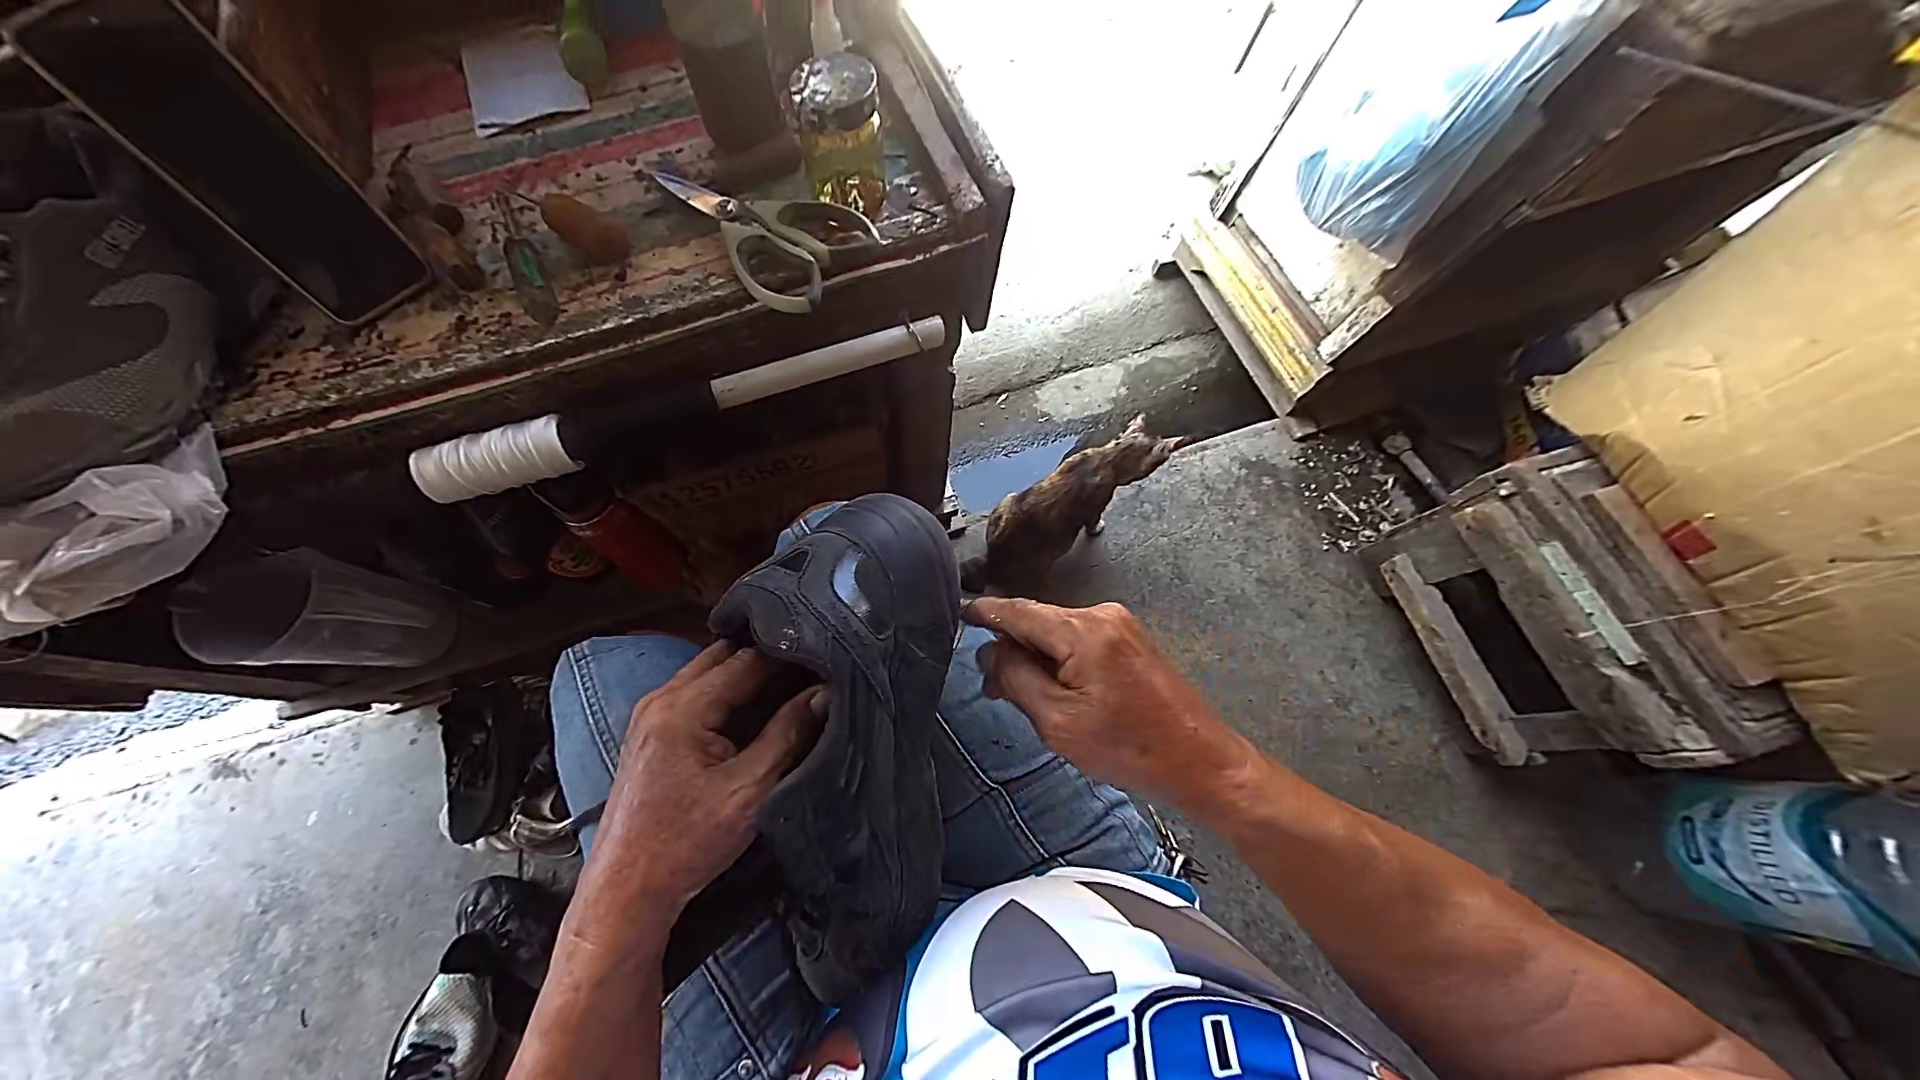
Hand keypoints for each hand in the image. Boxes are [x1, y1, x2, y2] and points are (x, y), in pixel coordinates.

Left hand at [590, 642, 825, 913]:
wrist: (624, 895)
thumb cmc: (684, 845)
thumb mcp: (749, 791)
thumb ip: (789, 734)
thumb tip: (823, 694)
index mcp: (682, 708)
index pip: (747, 659)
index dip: (789, 657)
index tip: (823, 661)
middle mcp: (660, 699)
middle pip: (724, 654)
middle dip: (767, 656)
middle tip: (808, 669)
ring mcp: (650, 715)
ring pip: (709, 670)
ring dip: (747, 672)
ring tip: (789, 685)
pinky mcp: (650, 733)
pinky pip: (696, 691)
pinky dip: (728, 690)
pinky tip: (754, 708)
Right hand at [965, 598, 1259, 811]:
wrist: (1200, 760)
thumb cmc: (1130, 748)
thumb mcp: (1057, 721)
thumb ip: (1015, 679)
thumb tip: (989, 653)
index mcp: (1083, 631)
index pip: (1018, 611)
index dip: (985, 613)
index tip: (961, 615)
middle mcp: (1102, 616)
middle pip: (1038, 621)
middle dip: (1012, 649)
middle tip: (992, 686)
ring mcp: (1120, 625)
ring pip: (1057, 633)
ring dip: (1036, 658)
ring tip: (1022, 697)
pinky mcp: (1130, 640)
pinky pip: (1080, 641)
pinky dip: (1060, 660)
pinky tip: (1053, 689)